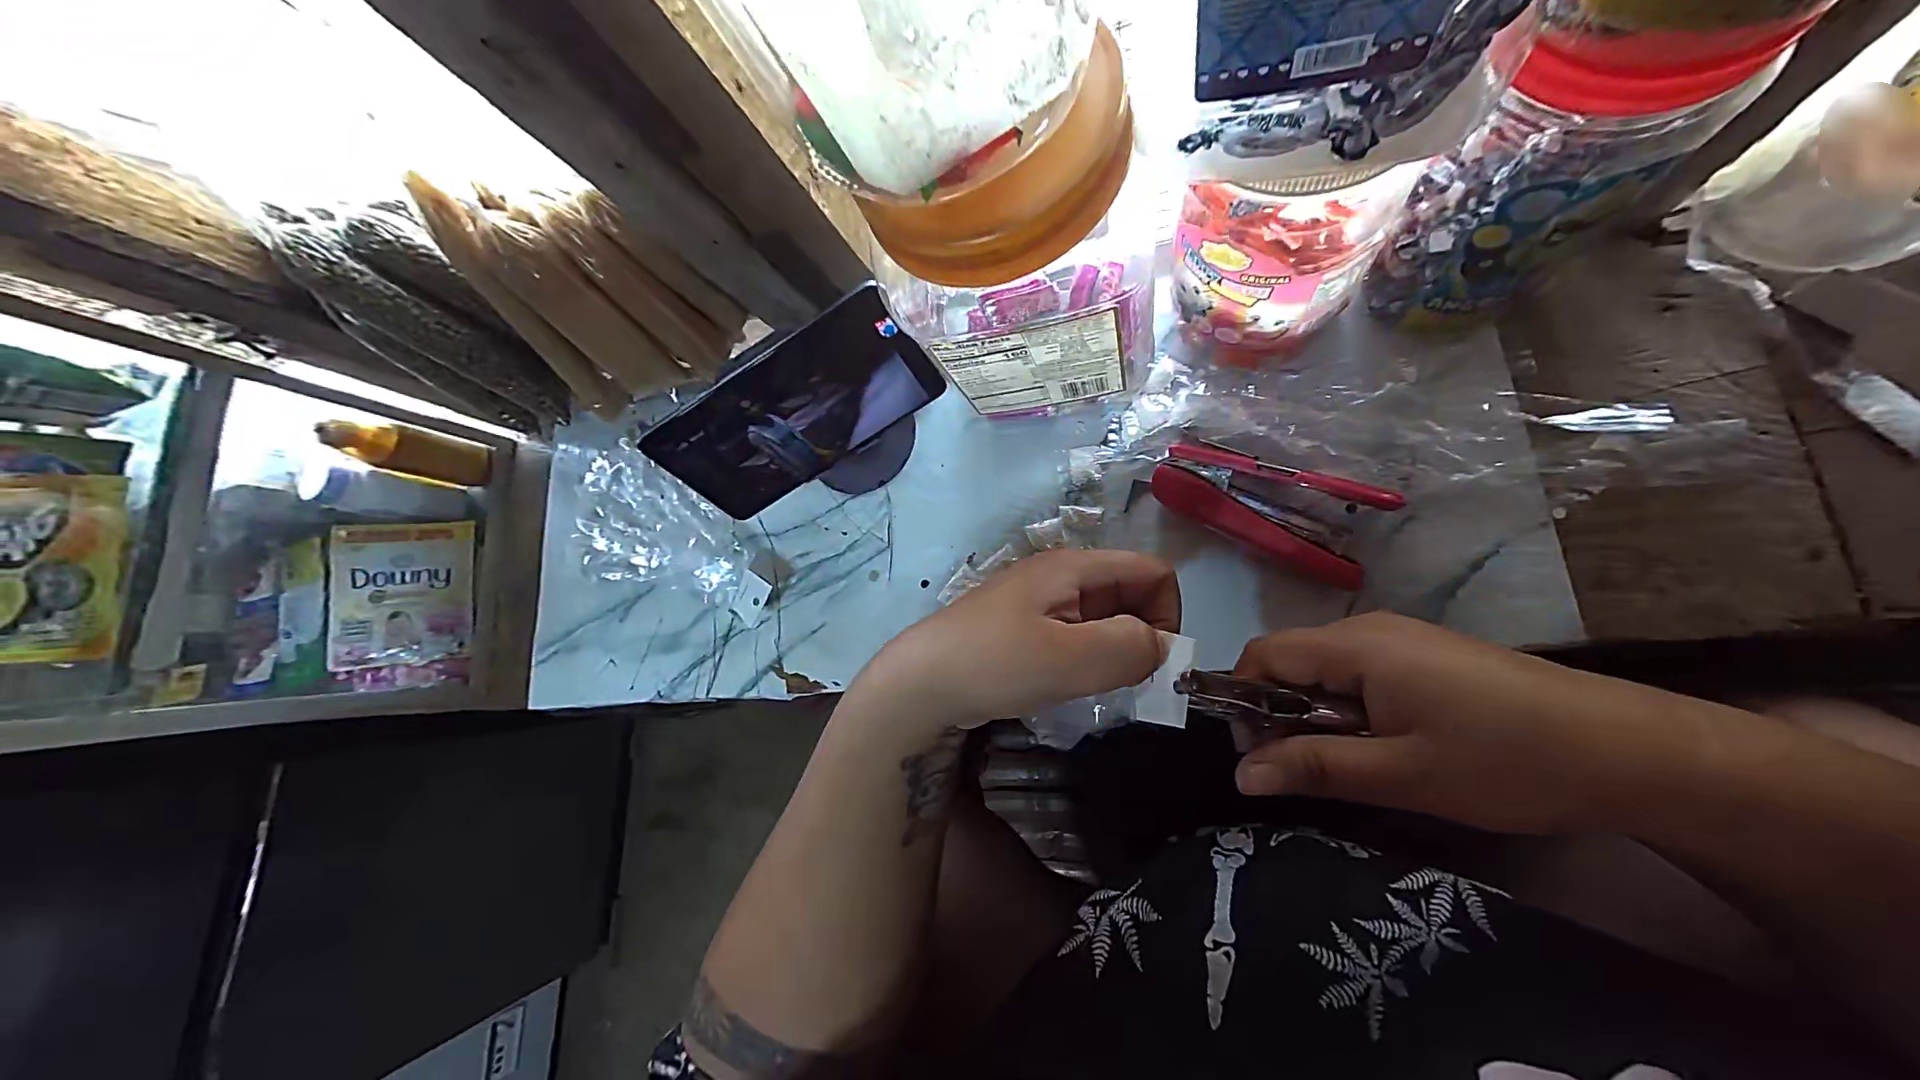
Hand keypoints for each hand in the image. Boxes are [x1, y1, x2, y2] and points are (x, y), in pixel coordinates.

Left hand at [853, 549, 1181, 729]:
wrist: (917, 684)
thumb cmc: (994, 663)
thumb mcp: (1070, 658)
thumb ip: (1130, 648)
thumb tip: (1163, 647)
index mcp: (1074, 567)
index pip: (1152, 571)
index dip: (1168, 612)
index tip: (1155, 661)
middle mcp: (1059, 576)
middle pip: (1129, 592)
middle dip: (1142, 634)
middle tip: (1127, 681)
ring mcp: (1037, 603)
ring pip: (1102, 618)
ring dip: (1113, 651)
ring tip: (1093, 686)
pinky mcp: (1021, 630)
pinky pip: (1075, 636)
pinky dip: (1085, 660)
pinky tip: (1065, 686)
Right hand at [1231, 613, 1740, 833]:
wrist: (1634, 751)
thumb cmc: (1507, 761)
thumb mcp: (1402, 774)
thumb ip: (1314, 767)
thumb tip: (1240, 774)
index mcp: (1356, 646)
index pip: (1262, 656)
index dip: (1243, 701)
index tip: (1260, 755)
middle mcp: (1370, 629)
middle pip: (1290, 660)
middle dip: (1278, 712)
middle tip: (1304, 769)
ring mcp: (1402, 639)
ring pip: (1324, 669)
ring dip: (1314, 713)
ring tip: (1348, 762)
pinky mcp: (1427, 656)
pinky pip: (1359, 672)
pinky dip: (1348, 707)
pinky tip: (1385, 744)